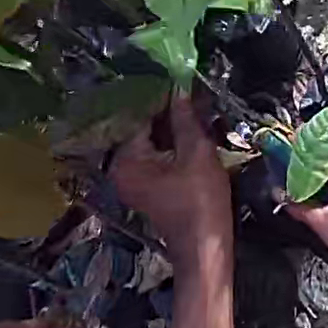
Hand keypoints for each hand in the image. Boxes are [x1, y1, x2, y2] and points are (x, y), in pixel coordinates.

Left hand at [111, 96, 231, 269]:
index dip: (161, 97)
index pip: (140, 116)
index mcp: (127, 160)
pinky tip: (190, 129)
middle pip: (143, 128)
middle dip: (166, 111)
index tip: (178, 79)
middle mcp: (122, 169)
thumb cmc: (200, 201)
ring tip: (193, 105)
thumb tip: (179, 89)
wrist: (205, 247)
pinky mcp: (148, 186)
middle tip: (189, 91)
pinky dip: (171, 143)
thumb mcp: (197, 154)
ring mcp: (133, 180)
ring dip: (171, 126)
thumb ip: (185, 119)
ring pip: (152, 142)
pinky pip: (156, 156)